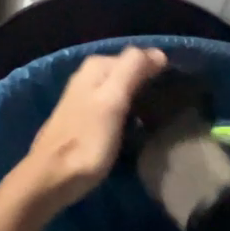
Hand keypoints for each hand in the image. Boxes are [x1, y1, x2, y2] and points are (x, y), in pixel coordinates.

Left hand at [6, 46, 167, 215]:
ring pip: (121, 90)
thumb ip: (132, 71)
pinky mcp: (84, 118)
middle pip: (128, 72)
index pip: (137, 56)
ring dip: (139, 100)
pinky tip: (138, 128)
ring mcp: (84, 97)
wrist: (52, 177)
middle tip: (172, 106)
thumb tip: (157, 53)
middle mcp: (88, 76)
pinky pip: (114, 106)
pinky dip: (128, 113)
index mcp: (96, 67)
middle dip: (149, 84)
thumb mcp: (112, 101)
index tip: (177, 90)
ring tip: (160, 118)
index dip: (158, 69)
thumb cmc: (87, 140)